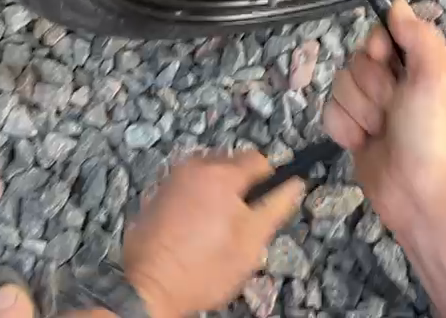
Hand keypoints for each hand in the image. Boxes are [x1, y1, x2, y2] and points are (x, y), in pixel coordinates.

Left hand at [120, 151, 304, 317]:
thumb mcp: (251, 242)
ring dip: (218, 191)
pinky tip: (195, 229)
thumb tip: (296, 182)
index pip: (258, 159)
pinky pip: (188, 185)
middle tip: (241, 222)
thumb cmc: (206, 266)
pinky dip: (197, 198)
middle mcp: (196, 165)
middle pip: (232, 164)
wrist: (150, 286)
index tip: (266, 205)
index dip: (269, 180)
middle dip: (242, 186)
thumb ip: (276, 207)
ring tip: (216, 228)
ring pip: (209, 174)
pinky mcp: (158, 192)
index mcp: (222, 172)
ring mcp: (174, 177)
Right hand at [322, 0, 445, 233]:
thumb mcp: (437, 76)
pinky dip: (345, 128)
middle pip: (359, 58)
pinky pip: (330, 112)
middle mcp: (397, 83)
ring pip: (341, 83)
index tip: (386, 61)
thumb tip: (397, 5)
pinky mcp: (355, 131)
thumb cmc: (435, 134)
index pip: (384, 32)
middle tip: (392, 108)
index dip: (378, 45)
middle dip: (371, 85)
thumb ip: (418, 36)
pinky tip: (362, 143)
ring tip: (380, 131)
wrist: (423, 200)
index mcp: (421, 65)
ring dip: (359, 109)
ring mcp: (374, 108)